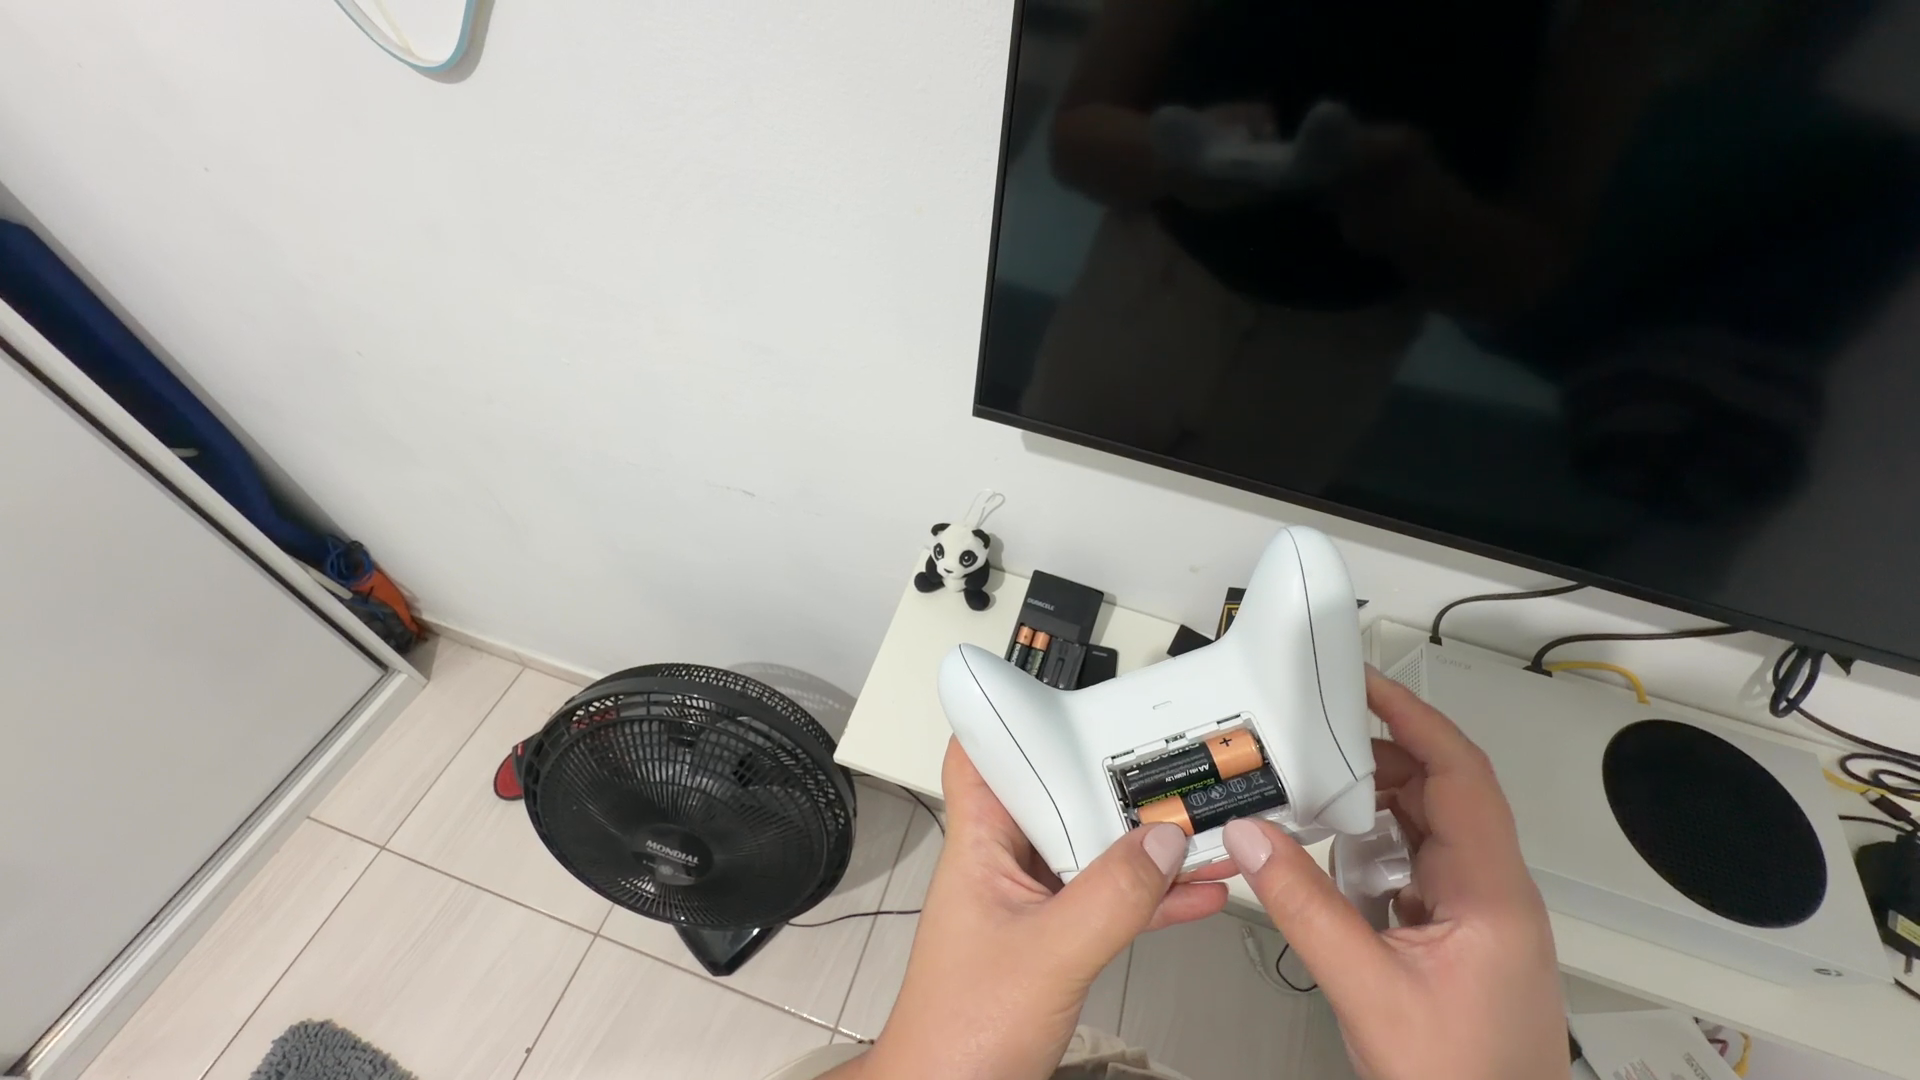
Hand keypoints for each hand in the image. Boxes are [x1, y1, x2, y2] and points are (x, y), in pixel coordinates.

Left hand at [835, 739, 1228, 1079]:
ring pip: (1091, 846)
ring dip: (1141, 837)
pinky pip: (1111, 899)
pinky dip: (1151, 893)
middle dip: (1107, 775)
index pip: (981, 753)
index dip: (1012, 715)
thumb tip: (1158, 843)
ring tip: (1198, 820)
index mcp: (979, 844)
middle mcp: (1004, 861)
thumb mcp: (1045, 956)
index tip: (1058, 690)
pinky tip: (1196, 890)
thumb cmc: (955, 1034)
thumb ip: (1107, 900)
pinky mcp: (1057, 936)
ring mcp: (1032, 899)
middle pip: (1055, 793)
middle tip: (1160, 755)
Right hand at [1221, 670, 1564, 1079]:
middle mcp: (1490, 889)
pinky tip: (1326, 846)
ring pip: (1423, 823)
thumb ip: (1303, 908)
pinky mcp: (1454, 927)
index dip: (1414, 719)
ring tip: (1308, 784)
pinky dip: (1368, 840)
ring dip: (1369, 798)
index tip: (1362, 684)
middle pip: (1439, 790)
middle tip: (1308, 735)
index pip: (1462, 776)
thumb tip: (1247, 832)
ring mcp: (1474, 909)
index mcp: (1490, 893)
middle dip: (1376, 755)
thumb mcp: (1367, 992)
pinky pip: (1411, 859)